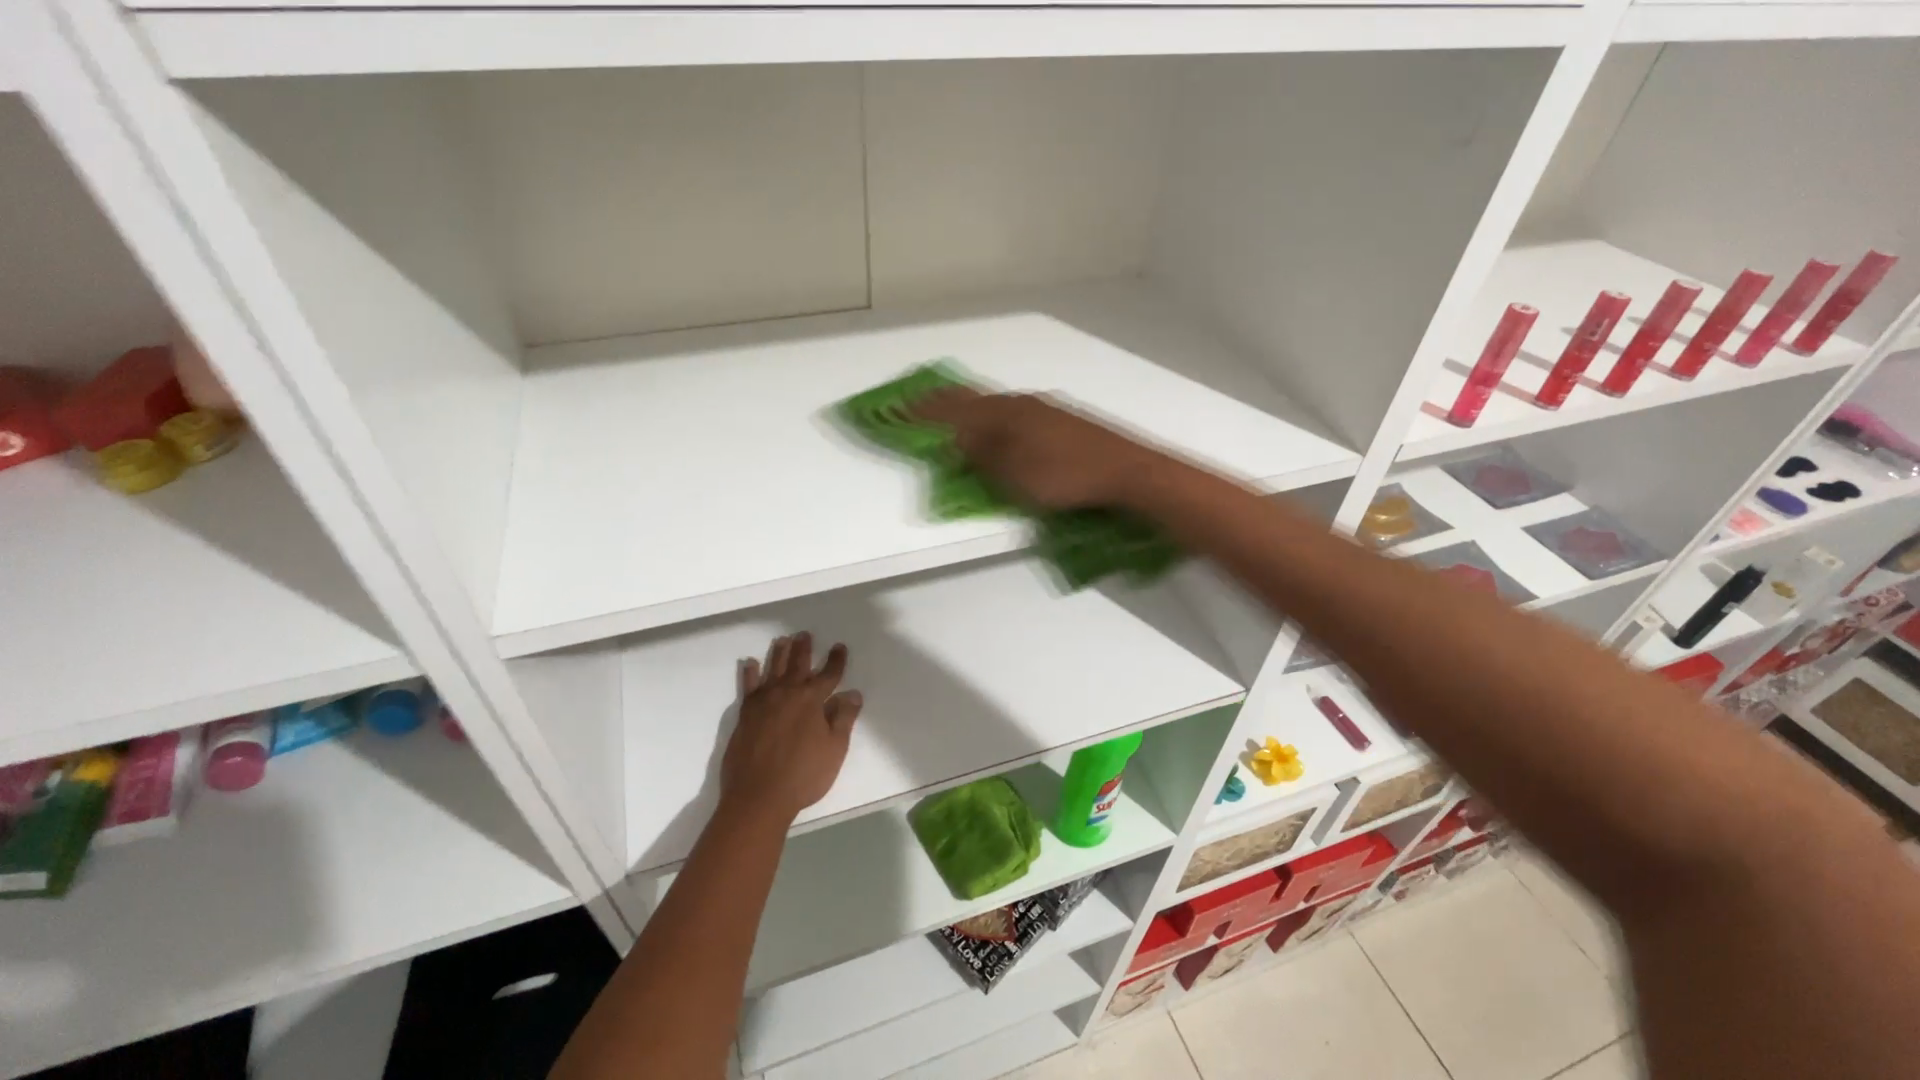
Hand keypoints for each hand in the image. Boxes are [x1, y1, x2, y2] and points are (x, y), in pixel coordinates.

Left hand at [720, 633, 862, 823]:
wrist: (758, 796)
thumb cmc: (804, 775)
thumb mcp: (834, 749)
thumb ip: (843, 718)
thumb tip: (852, 694)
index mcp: (812, 700)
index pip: (828, 675)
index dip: (835, 661)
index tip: (839, 647)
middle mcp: (787, 693)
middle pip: (797, 665)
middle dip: (803, 649)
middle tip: (804, 634)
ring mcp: (763, 702)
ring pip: (772, 669)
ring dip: (778, 653)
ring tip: (782, 640)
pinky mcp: (745, 714)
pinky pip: (747, 686)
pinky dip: (749, 673)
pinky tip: (749, 663)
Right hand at [914, 388, 1165, 510]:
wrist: (1128, 471)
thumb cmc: (1068, 476)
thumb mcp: (1017, 474)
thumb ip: (984, 455)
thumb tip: (957, 440)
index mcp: (1007, 414)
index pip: (956, 410)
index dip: (927, 412)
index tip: (899, 408)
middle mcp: (1024, 404)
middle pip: (977, 400)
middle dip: (948, 402)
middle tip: (923, 400)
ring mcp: (1048, 410)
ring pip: (1000, 405)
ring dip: (975, 408)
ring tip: (958, 411)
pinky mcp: (1067, 422)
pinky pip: (1019, 413)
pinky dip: (1000, 418)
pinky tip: (1005, 426)